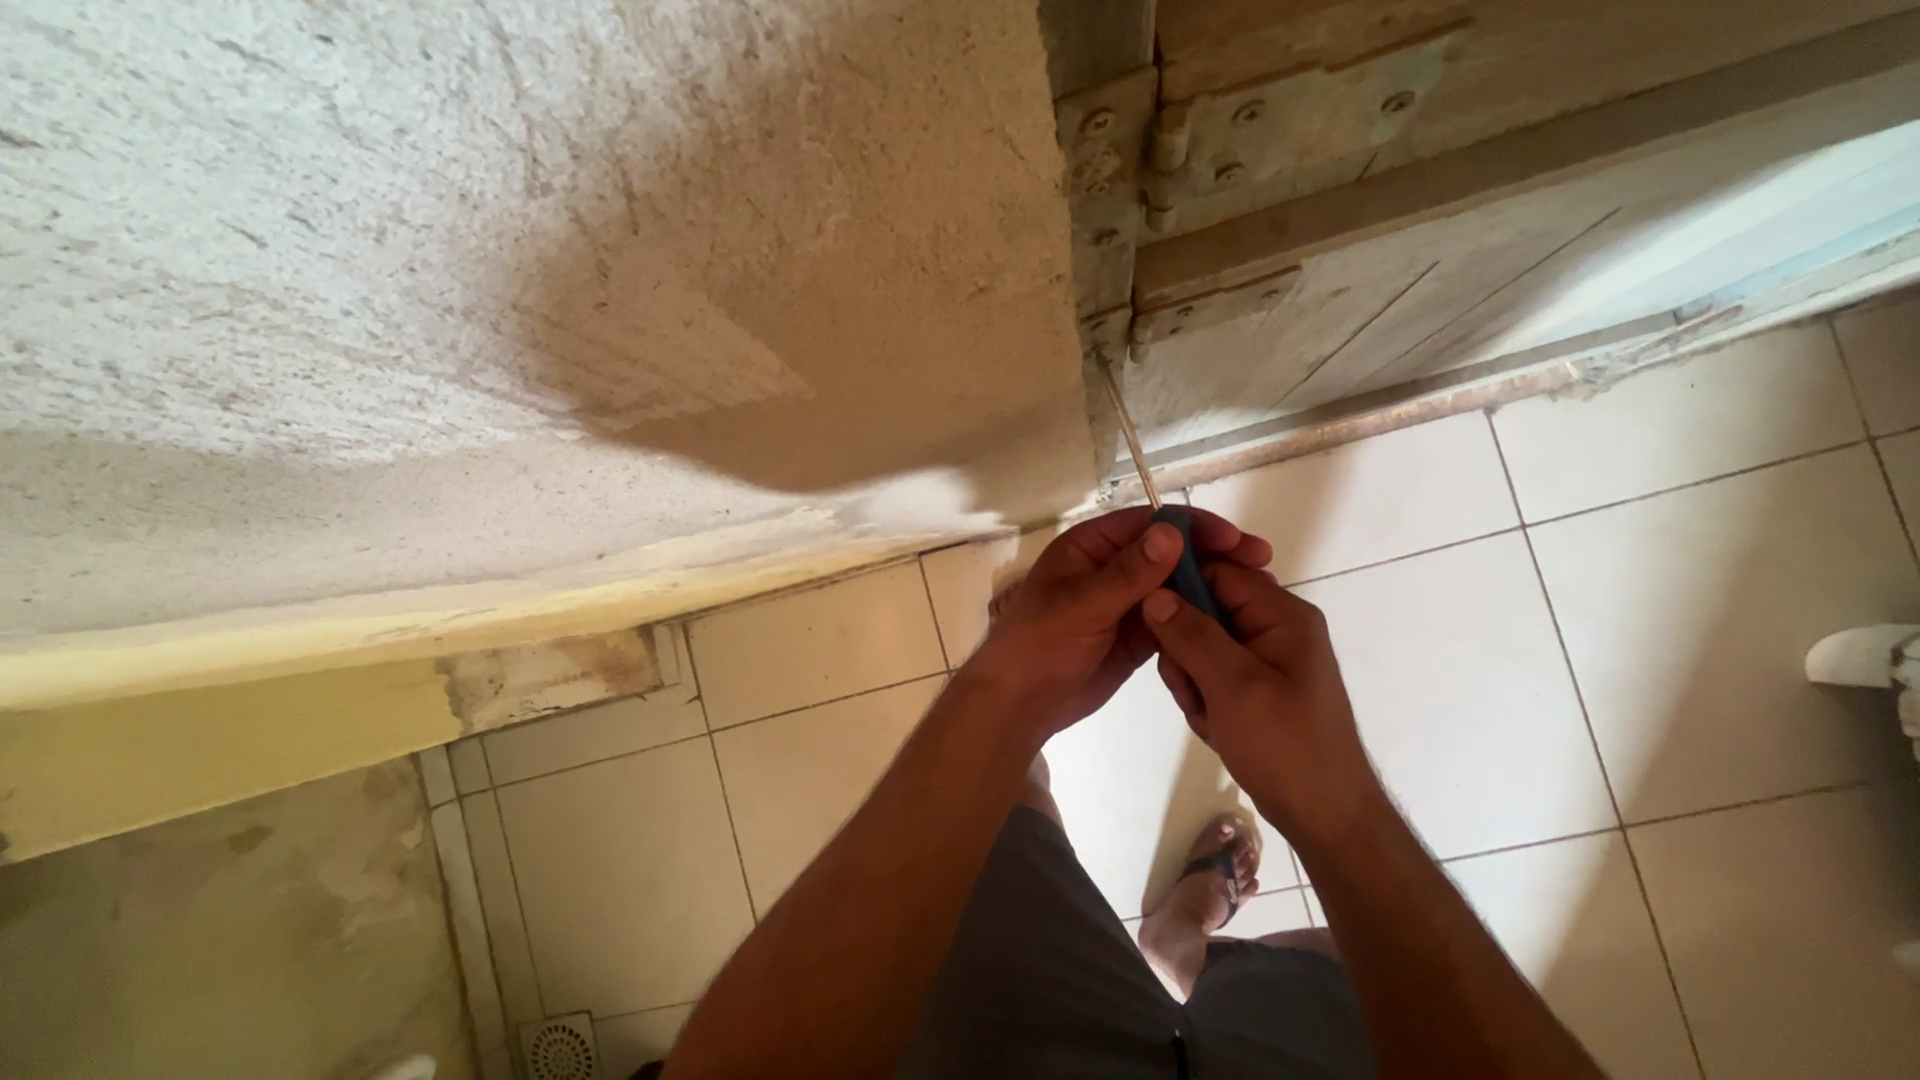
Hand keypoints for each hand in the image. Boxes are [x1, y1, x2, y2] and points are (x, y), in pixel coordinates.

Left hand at [962, 506, 1271, 737]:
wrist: (1020, 703)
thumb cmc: (1039, 644)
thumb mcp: (1082, 605)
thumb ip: (1128, 573)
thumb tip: (1173, 533)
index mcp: (1089, 547)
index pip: (1149, 524)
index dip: (1193, 527)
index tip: (1235, 539)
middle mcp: (1110, 569)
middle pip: (1169, 553)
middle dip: (1212, 555)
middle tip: (1261, 563)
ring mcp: (1125, 603)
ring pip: (1175, 586)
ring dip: (1211, 586)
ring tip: (1257, 592)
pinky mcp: (1136, 636)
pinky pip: (1173, 619)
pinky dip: (1199, 619)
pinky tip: (1233, 622)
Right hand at [1142, 564, 1390, 845]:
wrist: (1326, 815)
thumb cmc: (1285, 745)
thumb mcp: (1233, 686)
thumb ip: (1192, 634)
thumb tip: (1154, 594)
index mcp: (1282, 614)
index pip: (1218, 572)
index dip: (1179, 589)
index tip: (1149, 619)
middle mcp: (1276, 627)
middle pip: (1205, 610)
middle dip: (1186, 648)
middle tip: (1191, 687)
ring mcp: (1269, 659)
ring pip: (1203, 646)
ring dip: (1193, 680)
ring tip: (1209, 716)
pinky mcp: (1259, 687)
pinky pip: (1214, 675)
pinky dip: (1206, 699)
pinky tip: (1216, 727)